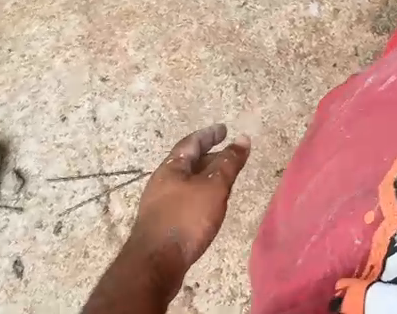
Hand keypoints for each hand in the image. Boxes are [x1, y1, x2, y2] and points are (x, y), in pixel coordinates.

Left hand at [127, 123, 251, 273]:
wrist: (153, 267)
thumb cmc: (185, 220)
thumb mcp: (213, 187)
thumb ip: (229, 163)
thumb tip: (243, 139)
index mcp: (171, 168)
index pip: (191, 143)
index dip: (209, 134)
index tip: (224, 130)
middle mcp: (161, 183)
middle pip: (188, 163)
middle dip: (209, 157)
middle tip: (229, 156)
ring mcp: (159, 206)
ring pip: (186, 184)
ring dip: (205, 179)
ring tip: (223, 183)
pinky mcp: (161, 226)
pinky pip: (184, 202)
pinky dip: (199, 197)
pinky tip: (209, 209)